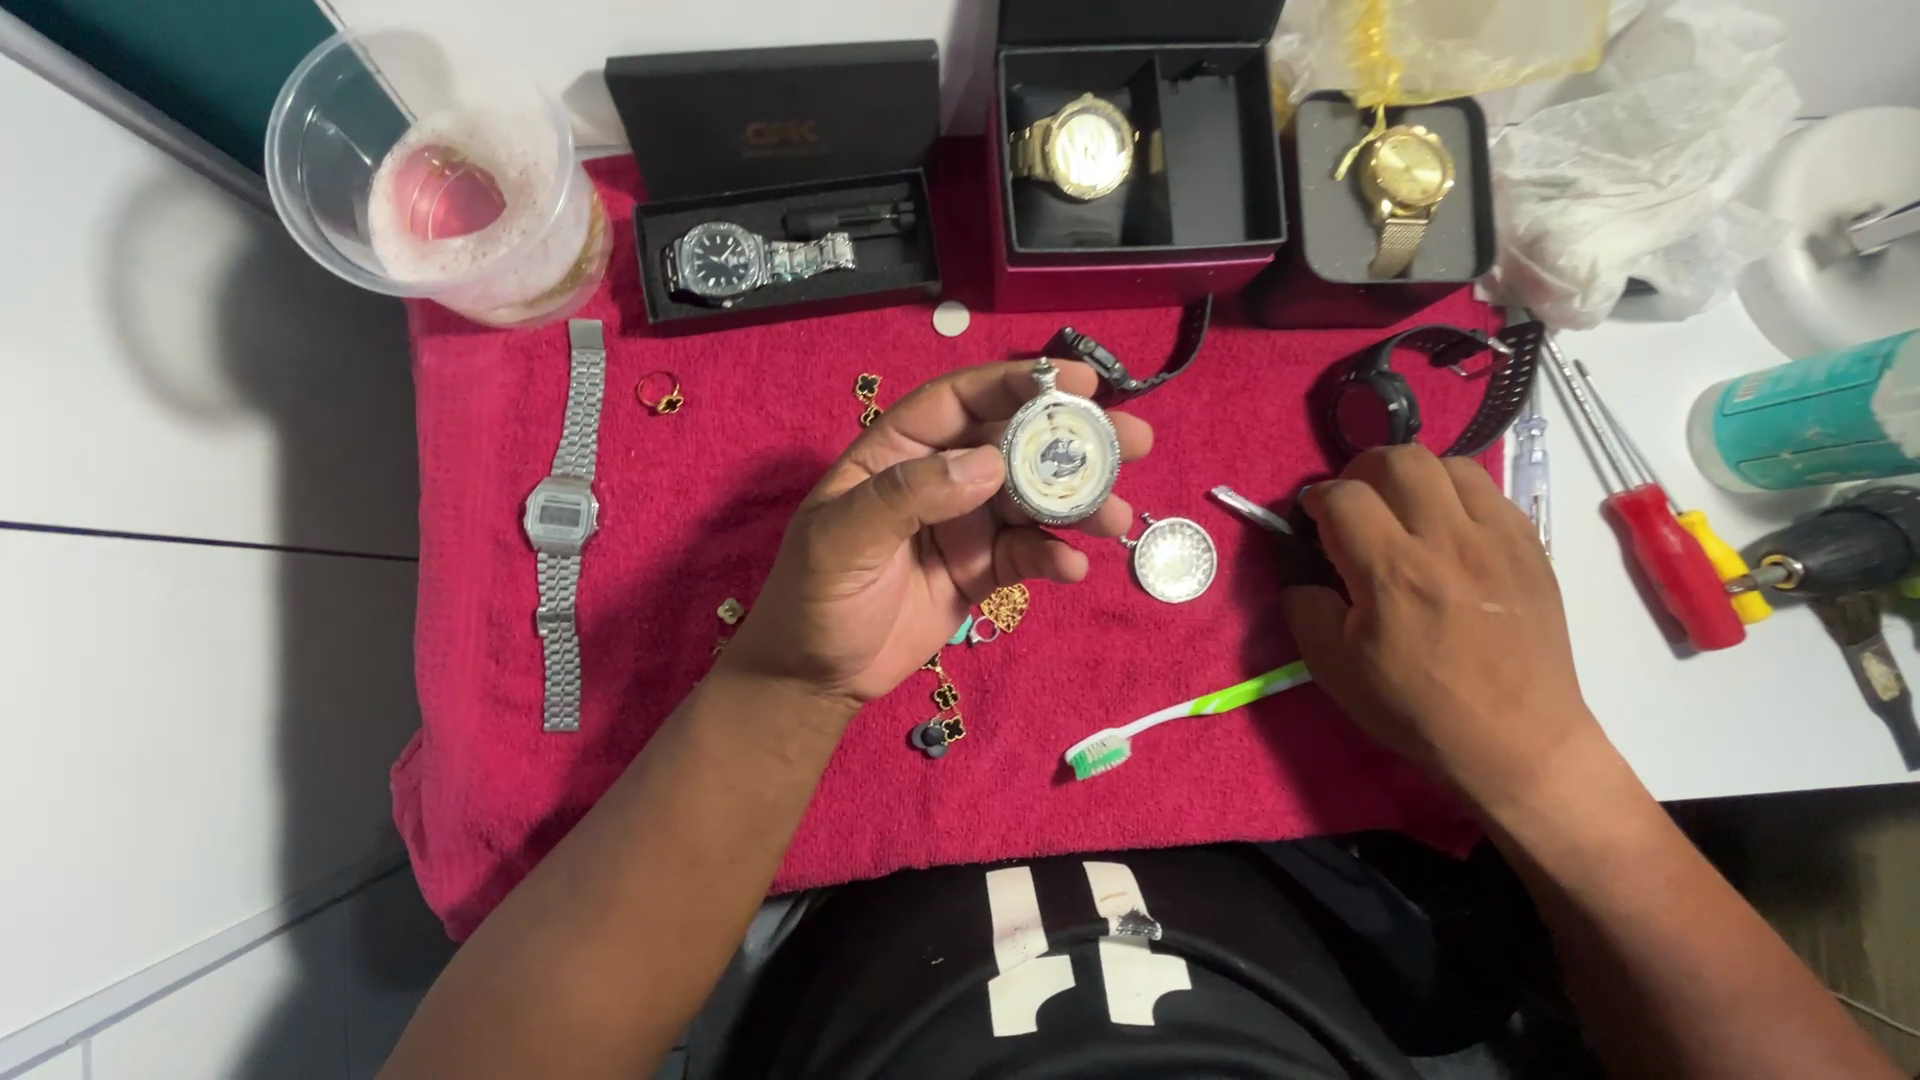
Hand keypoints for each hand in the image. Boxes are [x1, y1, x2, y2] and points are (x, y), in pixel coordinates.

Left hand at [718, 360, 1152, 715]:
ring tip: (1118, 516)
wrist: (818, 676)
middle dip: (1073, 439)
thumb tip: (988, 463)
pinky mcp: (982, 571)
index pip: (962, 401)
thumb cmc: (813, 597)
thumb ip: (909, 496)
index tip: (1076, 382)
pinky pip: (1027, 555)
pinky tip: (1072, 568)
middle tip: (1134, 439)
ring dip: (1079, 503)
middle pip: (1014, 445)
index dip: (1016, 384)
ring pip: (1033, 500)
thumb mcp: (843, 539)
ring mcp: (966, 525)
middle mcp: (941, 478)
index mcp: (899, 452)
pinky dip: (1053, 559)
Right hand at [1278, 445, 1601, 811]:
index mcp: (1392, 573)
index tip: (1312, 521)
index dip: (1315, 500)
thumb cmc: (1413, 708)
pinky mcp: (1531, 546)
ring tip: (1403, 512)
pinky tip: (1446, 530)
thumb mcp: (1331, 668)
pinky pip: (1489, 489)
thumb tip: (1303, 567)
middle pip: (1398, 459)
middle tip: (1354, 505)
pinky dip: (1456, 495)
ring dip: (1413, 478)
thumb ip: (1304, 604)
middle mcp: (1447, 542)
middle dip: (1361, 472)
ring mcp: (1497, 539)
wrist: (1515, 740)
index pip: (1341, 497)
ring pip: (1448, 463)